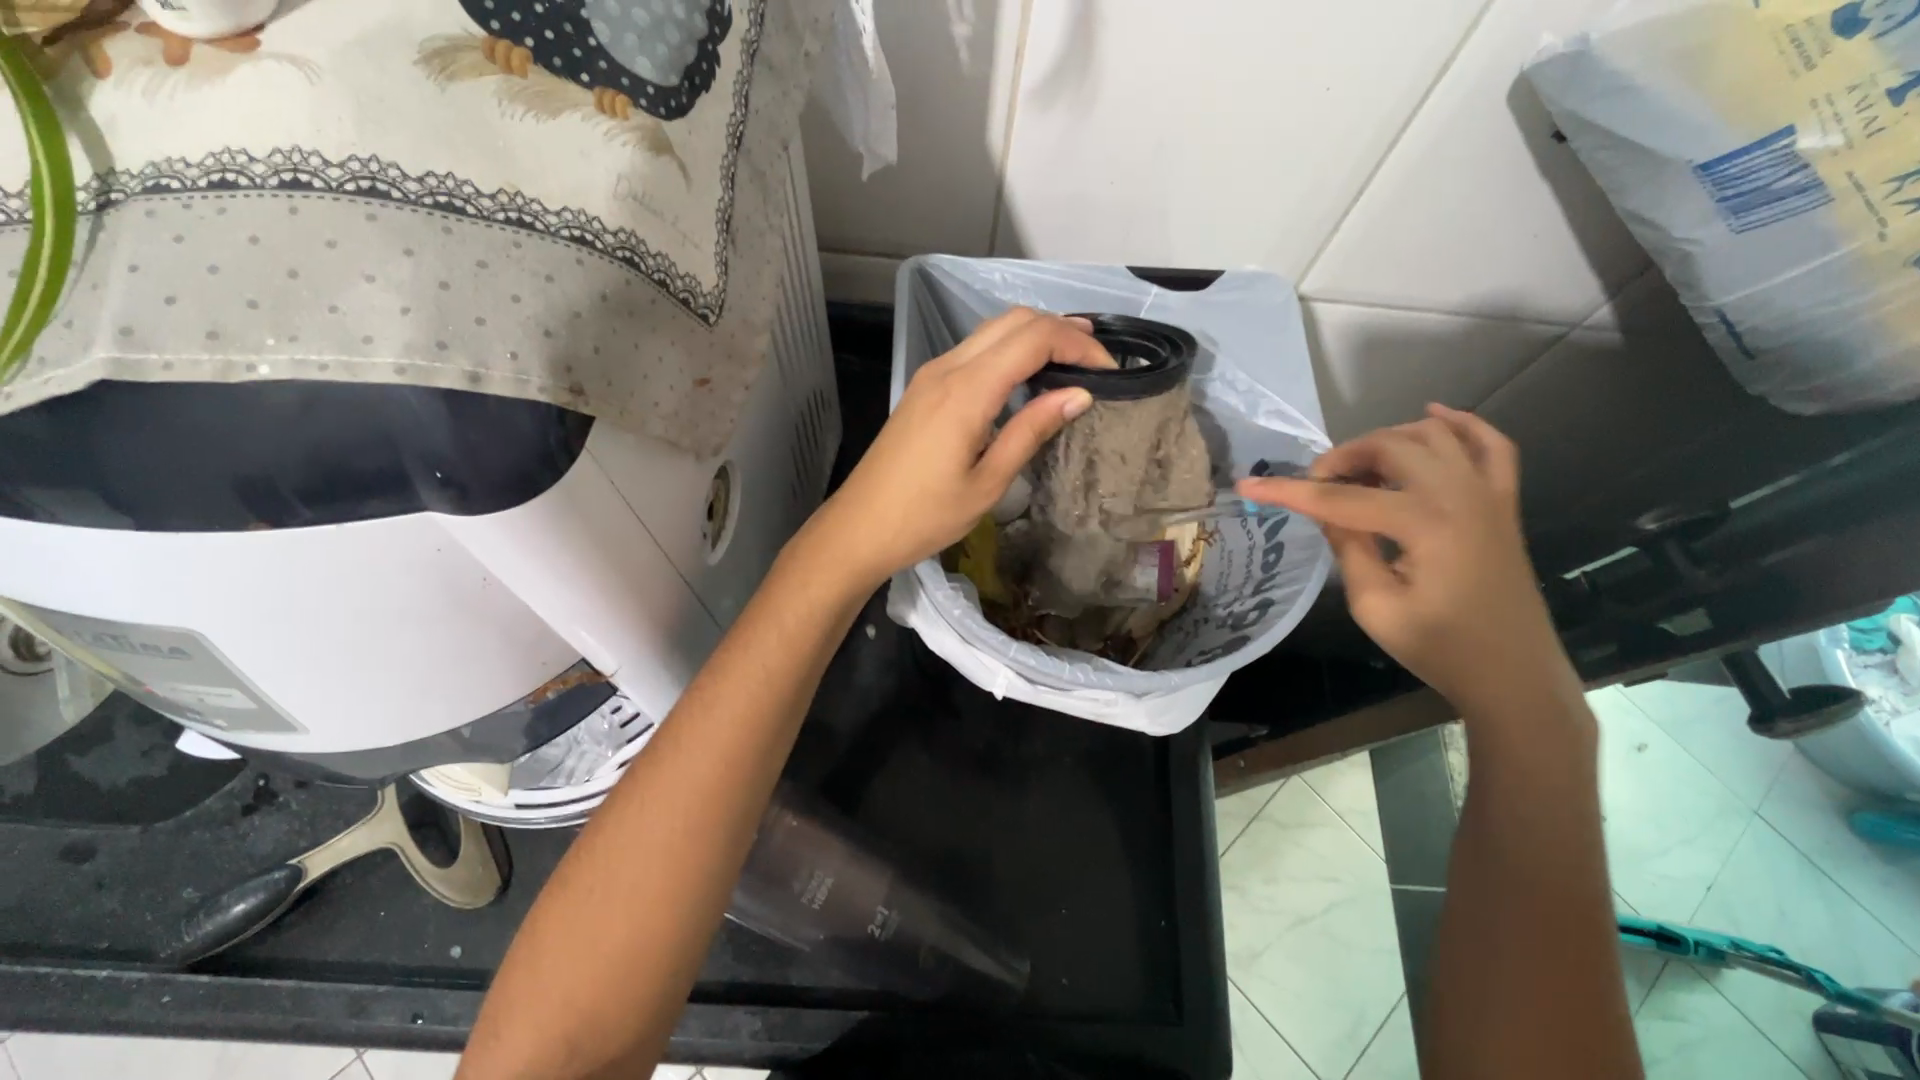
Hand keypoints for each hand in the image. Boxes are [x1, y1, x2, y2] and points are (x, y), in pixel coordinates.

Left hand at [802, 308, 1113, 591]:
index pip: (1033, 339)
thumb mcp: (989, 483)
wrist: (860, 527)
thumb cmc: (926, 516)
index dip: (1078, 344)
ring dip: (1034, 335)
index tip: (1109, 371)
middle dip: (1060, 329)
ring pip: (992, 330)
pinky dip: (1009, 350)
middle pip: (1013, 320)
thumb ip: (1031, 431)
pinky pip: (974, 350)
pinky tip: (1029, 376)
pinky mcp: (924, 387)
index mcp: (967, 391)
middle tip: (1097, 359)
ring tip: (1073, 359)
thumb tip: (1079, 395)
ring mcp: (931, 374)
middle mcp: (947, 368)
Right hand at [1236, 404, 1575, 712]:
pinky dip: (1462, 424)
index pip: (1342, 499)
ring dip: (1388, 440)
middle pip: (1390, 448)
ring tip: (1358, 468)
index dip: (1289, 493)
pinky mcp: (1503, 502)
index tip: (1248, 487)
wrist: (1513, 673)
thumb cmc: (1440, 648)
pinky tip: (1433, 417)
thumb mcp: (1376, 608)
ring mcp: (1488, 493)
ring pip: (1433, 436)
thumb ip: (1349, 549)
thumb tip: (1329, 512)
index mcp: (1426, 524)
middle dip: (1342, 458)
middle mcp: (1460, 494)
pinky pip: (1491, 444)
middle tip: (1315, 485)